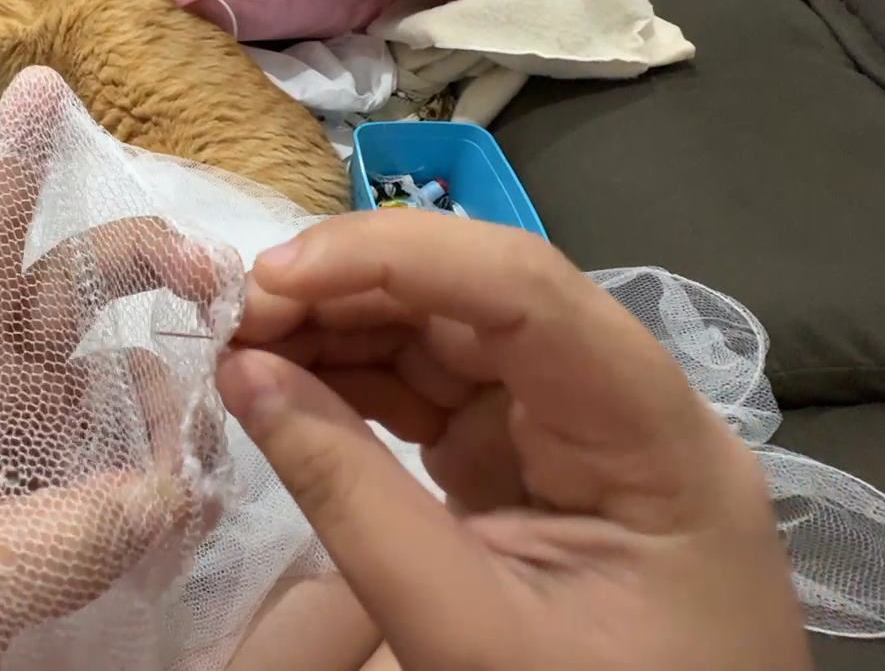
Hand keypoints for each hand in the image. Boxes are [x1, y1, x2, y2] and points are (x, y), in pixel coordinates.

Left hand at [0, 72, 242, 669]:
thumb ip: (66, 535)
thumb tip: (175, 487)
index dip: (11, 165)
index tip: (41, 86)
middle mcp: (5, 376)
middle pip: (80, 279)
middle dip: (145, 258)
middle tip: (214, 279)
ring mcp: (52, 422)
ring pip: (138, 368)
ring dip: (178, 405)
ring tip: (178, 488)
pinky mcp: (86, 471)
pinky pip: (154, 443)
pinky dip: (179, 468)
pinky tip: (172, 518)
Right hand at [218, 210, 810, 670]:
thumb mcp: (461, 629)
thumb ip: (344, 492)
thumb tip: (237, 370)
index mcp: (651, 439)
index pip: (526, 290)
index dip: (391, 256)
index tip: (273, 276)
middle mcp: (608, 397)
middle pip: (466, 292)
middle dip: (338, 286)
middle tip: (234, 315)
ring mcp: (552, 415)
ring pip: (427, 321)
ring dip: (326, 320)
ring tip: (241, 344)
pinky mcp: (504, 438)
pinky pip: (411, 374)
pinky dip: (337, 366)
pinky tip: (280, 375)